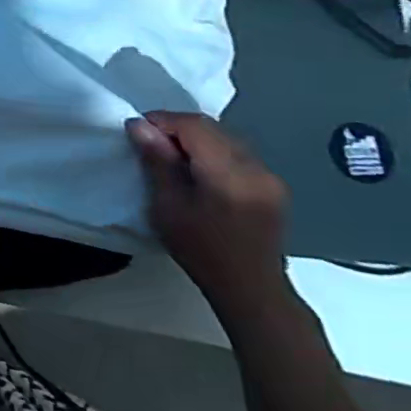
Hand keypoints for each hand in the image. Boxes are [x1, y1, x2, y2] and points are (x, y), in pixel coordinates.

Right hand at [128, 111, 290, 311]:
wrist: (251, 290)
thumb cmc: (202, 251)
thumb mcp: (168, 207)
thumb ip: (157, 161)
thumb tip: (139, 125)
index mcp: (228, 173)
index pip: (194, 126)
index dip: (163, 120)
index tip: (137, 129)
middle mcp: (254, 166)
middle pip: (212, 128)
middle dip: (178, 127)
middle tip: (150, 142)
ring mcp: (269, 175)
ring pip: (226, 138)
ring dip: (196, 139)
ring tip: (171, 156)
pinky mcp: (273, 185)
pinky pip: (238, 153)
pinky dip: (214, 152)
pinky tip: (199, 171)